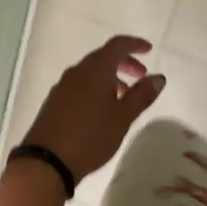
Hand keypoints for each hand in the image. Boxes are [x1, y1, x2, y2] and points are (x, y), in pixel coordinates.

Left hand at [22, 35, 165, 181]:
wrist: (47, 161)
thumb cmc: (90, 136)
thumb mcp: (122, 118)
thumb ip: (141, 95)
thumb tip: (159, 77)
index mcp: (95, 70)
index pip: (117, 45)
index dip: (134, 44)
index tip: (149, 50)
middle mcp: (77, 71)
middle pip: (103, 57)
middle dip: (124, 63)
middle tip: (141, 77)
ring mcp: (63, 85)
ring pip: (91, 72)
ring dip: (110, 78)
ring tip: (124, 98)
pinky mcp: (55, 101)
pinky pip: (80, 85)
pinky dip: (96, 88)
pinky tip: (102, 110)